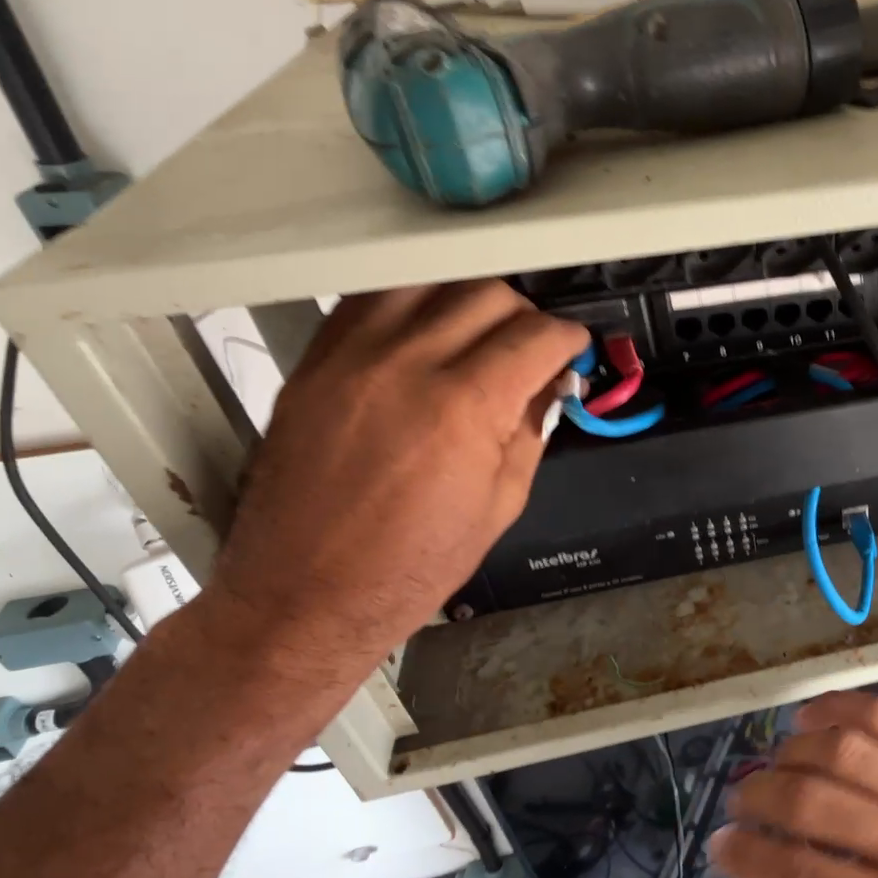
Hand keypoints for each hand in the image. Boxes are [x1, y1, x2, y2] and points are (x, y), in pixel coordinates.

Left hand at [206, 281, 587, 646]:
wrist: (304, 596)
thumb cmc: (410, 566)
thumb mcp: (502, 502)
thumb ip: (531, 428)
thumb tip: (550, 384)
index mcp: (464, 408)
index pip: (537, 335)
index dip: (570, 338)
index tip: (573, 348)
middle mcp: (406, 366)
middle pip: (487, 293)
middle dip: (526, 315)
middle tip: (531, 347)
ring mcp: (351, 359)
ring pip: (427, 280)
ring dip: (466, 298)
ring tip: (478, 333)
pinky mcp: (313, 365)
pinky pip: (368, 301)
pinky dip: (409, 304)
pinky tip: (424, 333)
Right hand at [711, 693, 877, 877]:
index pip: (800, 874)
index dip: (749, 856)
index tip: (721, 845)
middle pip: (812, 804)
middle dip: (760, 799)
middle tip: (738, 800)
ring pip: (843, 751)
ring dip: (792, 751)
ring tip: (769, 763)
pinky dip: (842, 707)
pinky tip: (812, 714)